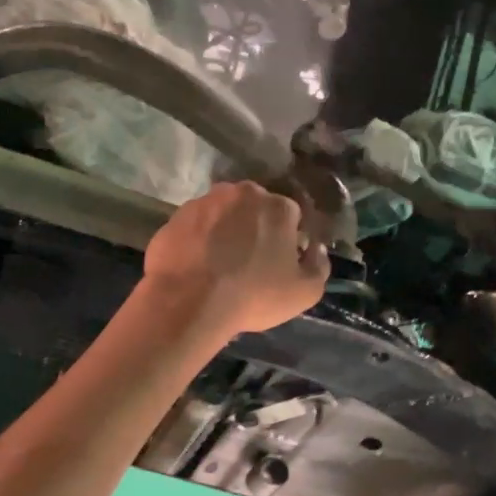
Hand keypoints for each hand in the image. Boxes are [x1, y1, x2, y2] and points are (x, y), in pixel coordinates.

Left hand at [140, 181, 330, 336]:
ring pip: (222, 213)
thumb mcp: (304, 292)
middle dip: (253, 227)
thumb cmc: (253, 296)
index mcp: (278, 206)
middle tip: (246, 260)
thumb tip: (317, 249)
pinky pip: (194, 225)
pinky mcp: (176, 216)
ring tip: (218, 262)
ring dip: (224, 230)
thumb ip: (319, 265)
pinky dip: (197, 238)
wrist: (190, 302)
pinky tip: (196, 263)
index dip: (285, 239)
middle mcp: (241, 193)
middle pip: (253, 208)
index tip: (277, 261)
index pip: (290, 216)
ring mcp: (204, 202)